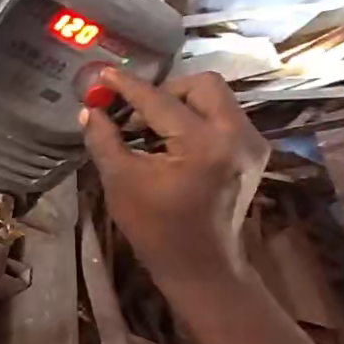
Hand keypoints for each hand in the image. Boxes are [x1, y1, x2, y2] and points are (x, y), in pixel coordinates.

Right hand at [80, 69, 269, 291]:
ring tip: (150, 127)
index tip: (104, 75)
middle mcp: (237, 135)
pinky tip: (171, 140)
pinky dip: (195, 119)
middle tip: (135, 111)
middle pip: (201, 85)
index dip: (127, 87)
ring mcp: (251, 144)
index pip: (160, 101)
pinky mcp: (253, 152)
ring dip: (180, 104)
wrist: (201, 268)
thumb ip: (104, 140)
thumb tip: (90, 109)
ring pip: (215, 98)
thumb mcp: (121, 183)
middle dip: (164, 91)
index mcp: (205, 145)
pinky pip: (223, 117)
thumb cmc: (157, 230)